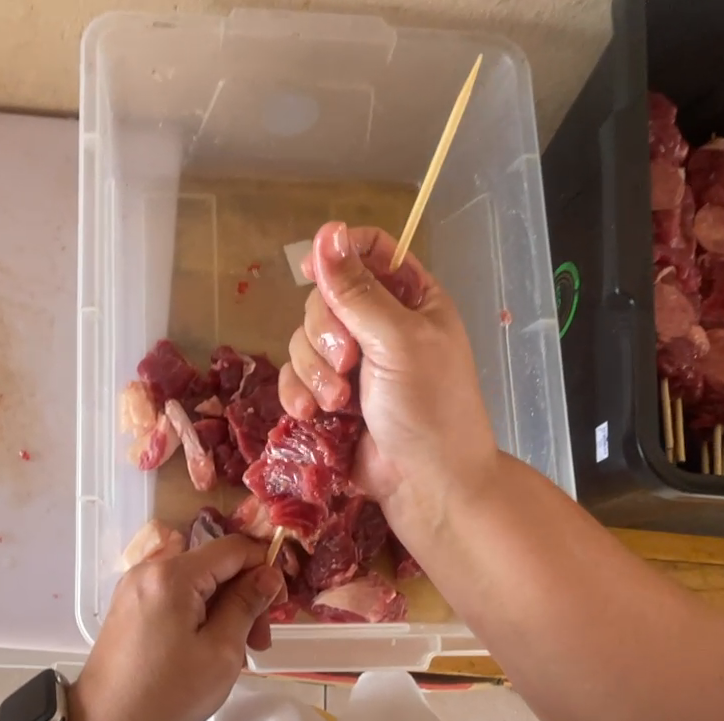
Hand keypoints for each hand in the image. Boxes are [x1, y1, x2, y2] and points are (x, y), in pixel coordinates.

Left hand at [67, 535, 283, 720]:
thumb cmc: (168, 694)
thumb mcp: (221, 652)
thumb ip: (247, 604)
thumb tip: (268, 573)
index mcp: (173, 575)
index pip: (233, 548)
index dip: (264, 567)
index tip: (280, 605)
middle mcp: (151, 570)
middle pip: (214, 565)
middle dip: (245, 595)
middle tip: (261, 642)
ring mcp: (136, 587)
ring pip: (196, 583)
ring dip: (225, 608)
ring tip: (239, 652)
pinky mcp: (130, 606)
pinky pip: (176, 597)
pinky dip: (200, 614)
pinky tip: (210, 648)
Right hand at [281, 221, 499, 521]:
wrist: (425, 484)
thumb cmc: (430, 407)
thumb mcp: (398, 342)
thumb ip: (357, 292)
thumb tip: (326, 232)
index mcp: (409, 299)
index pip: (371, 252)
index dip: (338, 253)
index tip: (312, 270)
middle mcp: (376, 325)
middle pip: (324, 299)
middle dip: (325, 334)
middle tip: (348, 363)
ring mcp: (349, 364)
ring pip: (302, 341)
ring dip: (313, 372)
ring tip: (339, 402)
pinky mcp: (326, 398)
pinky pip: (293, 379)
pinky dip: (298, 395)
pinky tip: (313, 414)